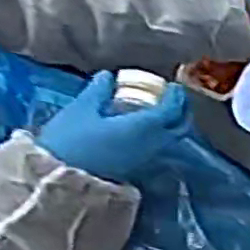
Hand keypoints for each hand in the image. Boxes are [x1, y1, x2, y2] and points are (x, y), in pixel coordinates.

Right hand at [37, 70, 190, 181]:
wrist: (66, 173)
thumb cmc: (71, 138)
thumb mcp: (82, 109)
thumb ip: (98, 92)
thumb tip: (109, 76)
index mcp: (146, 126)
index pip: (172, 110)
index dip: (176, 97)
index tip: (175, 87)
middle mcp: (157, 141)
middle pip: (182, 125)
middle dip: (183, 109)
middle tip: (176, 96)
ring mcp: (154, 154)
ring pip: (176, 136)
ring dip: (176, 122)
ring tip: (166, 108)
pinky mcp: (147, 163)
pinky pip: (166, 144)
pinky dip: (167, 132)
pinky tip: (154, 126)